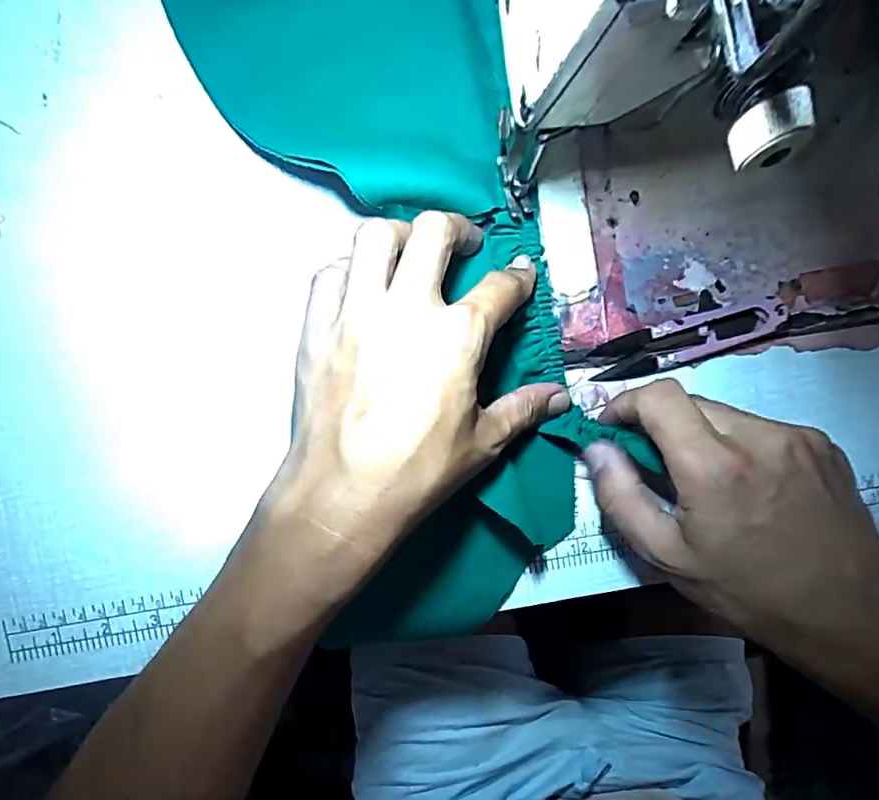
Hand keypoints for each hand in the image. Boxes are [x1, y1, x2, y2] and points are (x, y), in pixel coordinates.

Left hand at [266, 212, 567, 570]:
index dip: (518, 277)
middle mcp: (407, 307)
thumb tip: (561, 397)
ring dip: (400, 236)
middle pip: (433, 232)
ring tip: (410, 254)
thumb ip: (523, 409)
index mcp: (457, 336)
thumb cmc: (419, 471)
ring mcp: (356, 311)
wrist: (344, 492)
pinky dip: (351, 268)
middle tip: (465, 245)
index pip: (499, 288)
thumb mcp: (483, 443)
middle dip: (458, 228)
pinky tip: (362, 287)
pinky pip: (331, 272)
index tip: (521, 273)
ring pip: (374, 236)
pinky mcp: (317, 325)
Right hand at [585, 380, 878, 707]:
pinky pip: (764, 430)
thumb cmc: (746, 591)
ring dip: (704, 437)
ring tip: (710, 486)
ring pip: (729, 415)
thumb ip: (622, 498)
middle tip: (656, 466)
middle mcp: (758, 435)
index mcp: (714, 465)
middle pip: (692, 402)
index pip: (659, 396)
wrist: (844, 609)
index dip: (626, 404)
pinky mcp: (822, 443)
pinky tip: (751, 488)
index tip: (612, 428)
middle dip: (662, 426)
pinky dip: (742, 447)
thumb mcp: (668, 558)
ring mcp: (797, 435)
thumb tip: (598, 451)